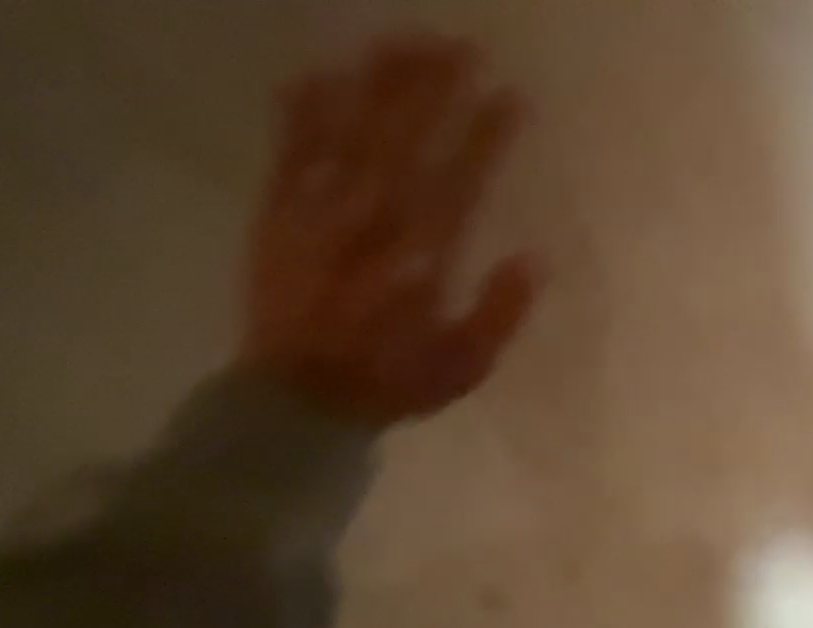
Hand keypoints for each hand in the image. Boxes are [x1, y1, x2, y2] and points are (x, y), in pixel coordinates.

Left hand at [239, 34, 539, 426]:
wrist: (297, 400)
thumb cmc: (394, 382)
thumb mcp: (466, 365)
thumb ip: (500, 313)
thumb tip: (535, 259)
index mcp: (422, 260)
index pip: (460, 182)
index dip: (486, 137)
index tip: (511, 99)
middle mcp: (370, 224)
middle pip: (404, 140)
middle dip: (434, 90)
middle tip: (461, 46)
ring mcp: (318, 213)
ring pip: (349, 133)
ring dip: (377, 84)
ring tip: (404, 43)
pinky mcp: (277, 214)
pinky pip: (288, 151)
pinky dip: (302, 110)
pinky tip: (322, 74)